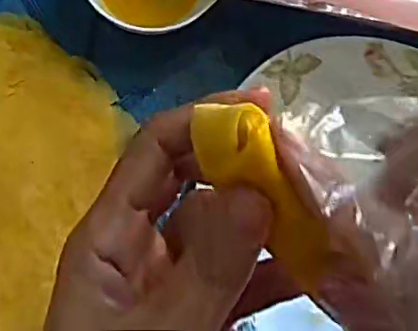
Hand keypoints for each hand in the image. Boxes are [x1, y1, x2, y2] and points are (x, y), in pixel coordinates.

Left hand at [45, 89, 302, 329]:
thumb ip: (206, 266)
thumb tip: (254, 189)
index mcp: (109, 232)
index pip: (154, 148)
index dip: (202, 119)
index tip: (259, 109)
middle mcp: (135, 244)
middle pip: (187, 179)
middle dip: (236, 160)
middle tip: (292, 148)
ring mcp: (164, 283)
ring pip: (215, 228)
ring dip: (260, 213)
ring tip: (309, 198)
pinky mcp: (189, 320)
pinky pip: (230, 278)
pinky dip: (266, 268)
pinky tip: (306, 262)